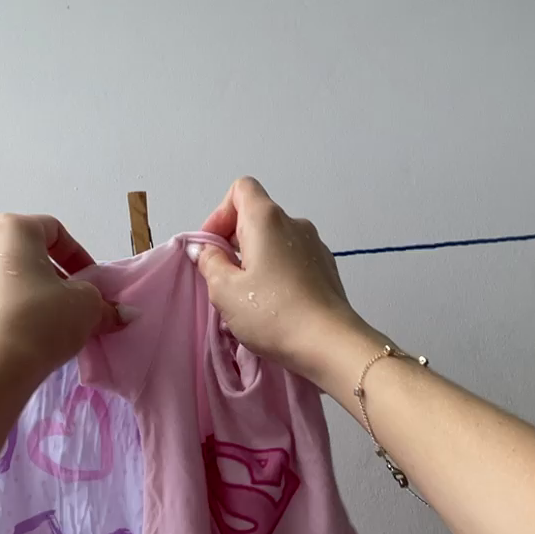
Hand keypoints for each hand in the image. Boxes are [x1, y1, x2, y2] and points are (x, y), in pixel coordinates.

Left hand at [0, 214, 122, 393]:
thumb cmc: (40, 322)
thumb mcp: (87, 309)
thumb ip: (104, 304)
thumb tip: (122, 313)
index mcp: (11, 230)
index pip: (53, 231)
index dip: (79, 256)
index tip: (91, 284)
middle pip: (23, 256)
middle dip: (51, 278)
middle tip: (71, 306)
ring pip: (0, 282)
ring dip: (25, 297)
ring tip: (44, 328)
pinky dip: (2, 318)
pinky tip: (18, 343)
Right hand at [193, 178, 384, 394]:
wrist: (330, 343)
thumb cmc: (272, 313)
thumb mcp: (225, 290)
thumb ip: (209, 262)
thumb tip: (205, 249)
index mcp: (267, 219)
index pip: (240, 190)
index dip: (219, 214)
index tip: (213, 248)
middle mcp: (294, 224)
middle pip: (256, 216)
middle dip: (233, 241)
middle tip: (223, 279)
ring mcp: (315, 246)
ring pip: (275, 241)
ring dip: (255, 259)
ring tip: (247, 296)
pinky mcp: (326, 269)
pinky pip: (292, 259)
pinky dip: (276, 272)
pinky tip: (273, 304)